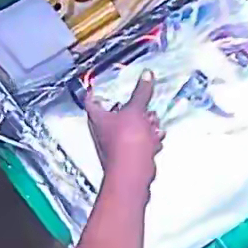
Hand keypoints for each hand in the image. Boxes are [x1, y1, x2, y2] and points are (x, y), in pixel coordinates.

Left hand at [86, 72, 163, 188]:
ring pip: (131, 127)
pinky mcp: (129, 155)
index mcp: (98, 118)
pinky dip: (148, 139)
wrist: (133, 173)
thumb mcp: (136, 111)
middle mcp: (104, 131)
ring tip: (153, 124)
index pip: (91, 99)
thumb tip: (146, 74)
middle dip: (135, 108)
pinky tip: (156, 139)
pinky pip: (140, 142)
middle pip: (118, 113)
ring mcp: (116, 144)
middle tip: (145, 106)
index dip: (95, 90)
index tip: (100, 83)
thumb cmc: (127, 143)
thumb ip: (141, 92)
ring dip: (145, 124)